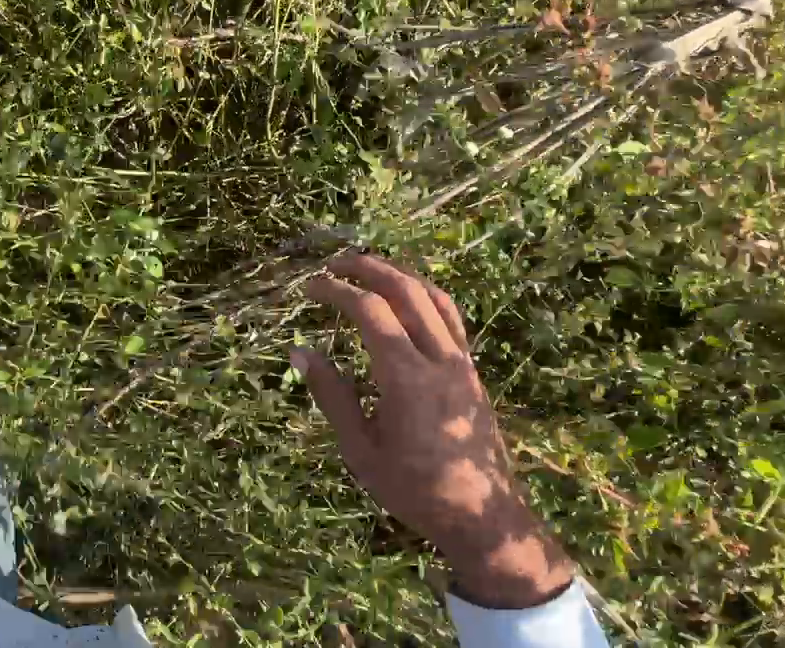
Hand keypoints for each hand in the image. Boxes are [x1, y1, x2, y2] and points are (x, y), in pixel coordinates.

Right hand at [290, 252, 573, 608]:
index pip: (369, 310)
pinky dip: (422, 294)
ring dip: (397, 274)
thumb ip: (330, 394)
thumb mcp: (360, 450)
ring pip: (433, 297)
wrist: (485, 521)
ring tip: (367, 269)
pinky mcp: (472, 372)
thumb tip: (299, 350)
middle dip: (367, 268)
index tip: (309, 288)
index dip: (335, 290)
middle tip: (334, 264)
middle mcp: (439, 359)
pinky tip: (405, 299)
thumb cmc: (414, 489)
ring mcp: (462, 363)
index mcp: (407, 376)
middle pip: (405, 290)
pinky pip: (449, 317)